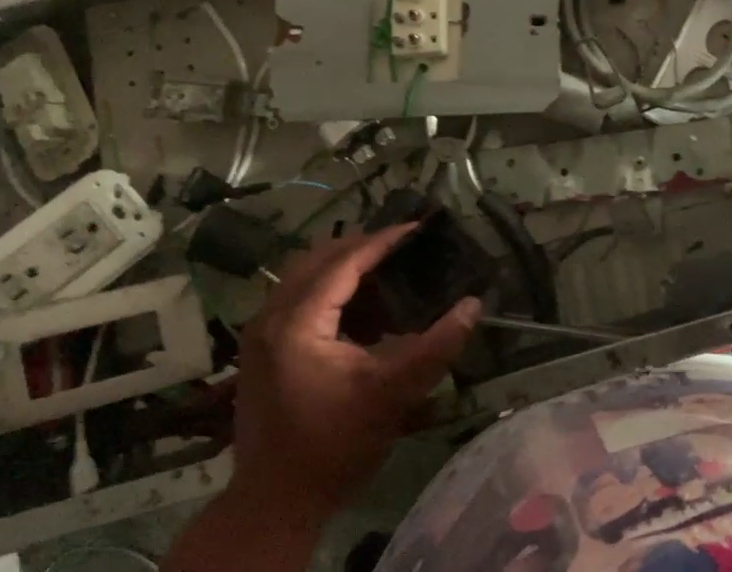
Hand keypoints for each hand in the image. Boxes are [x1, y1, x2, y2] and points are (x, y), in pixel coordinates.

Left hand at [228, 224, 479, 520]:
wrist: (275, 503)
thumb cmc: (333, 446)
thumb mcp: (391, 396)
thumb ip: (435, 348)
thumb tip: (473, 305)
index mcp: (296, 323)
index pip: (343, 262)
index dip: (382, 241)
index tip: (419, 227)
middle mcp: (269, 318)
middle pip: (316, 259)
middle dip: (361, 246)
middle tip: (405, 245)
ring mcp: (259, 335)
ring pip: (302, 276)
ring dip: (342, 266)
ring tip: (387, 270)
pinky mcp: (261, 352)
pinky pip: (295, 298)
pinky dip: (328, 289)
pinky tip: (360, 308)